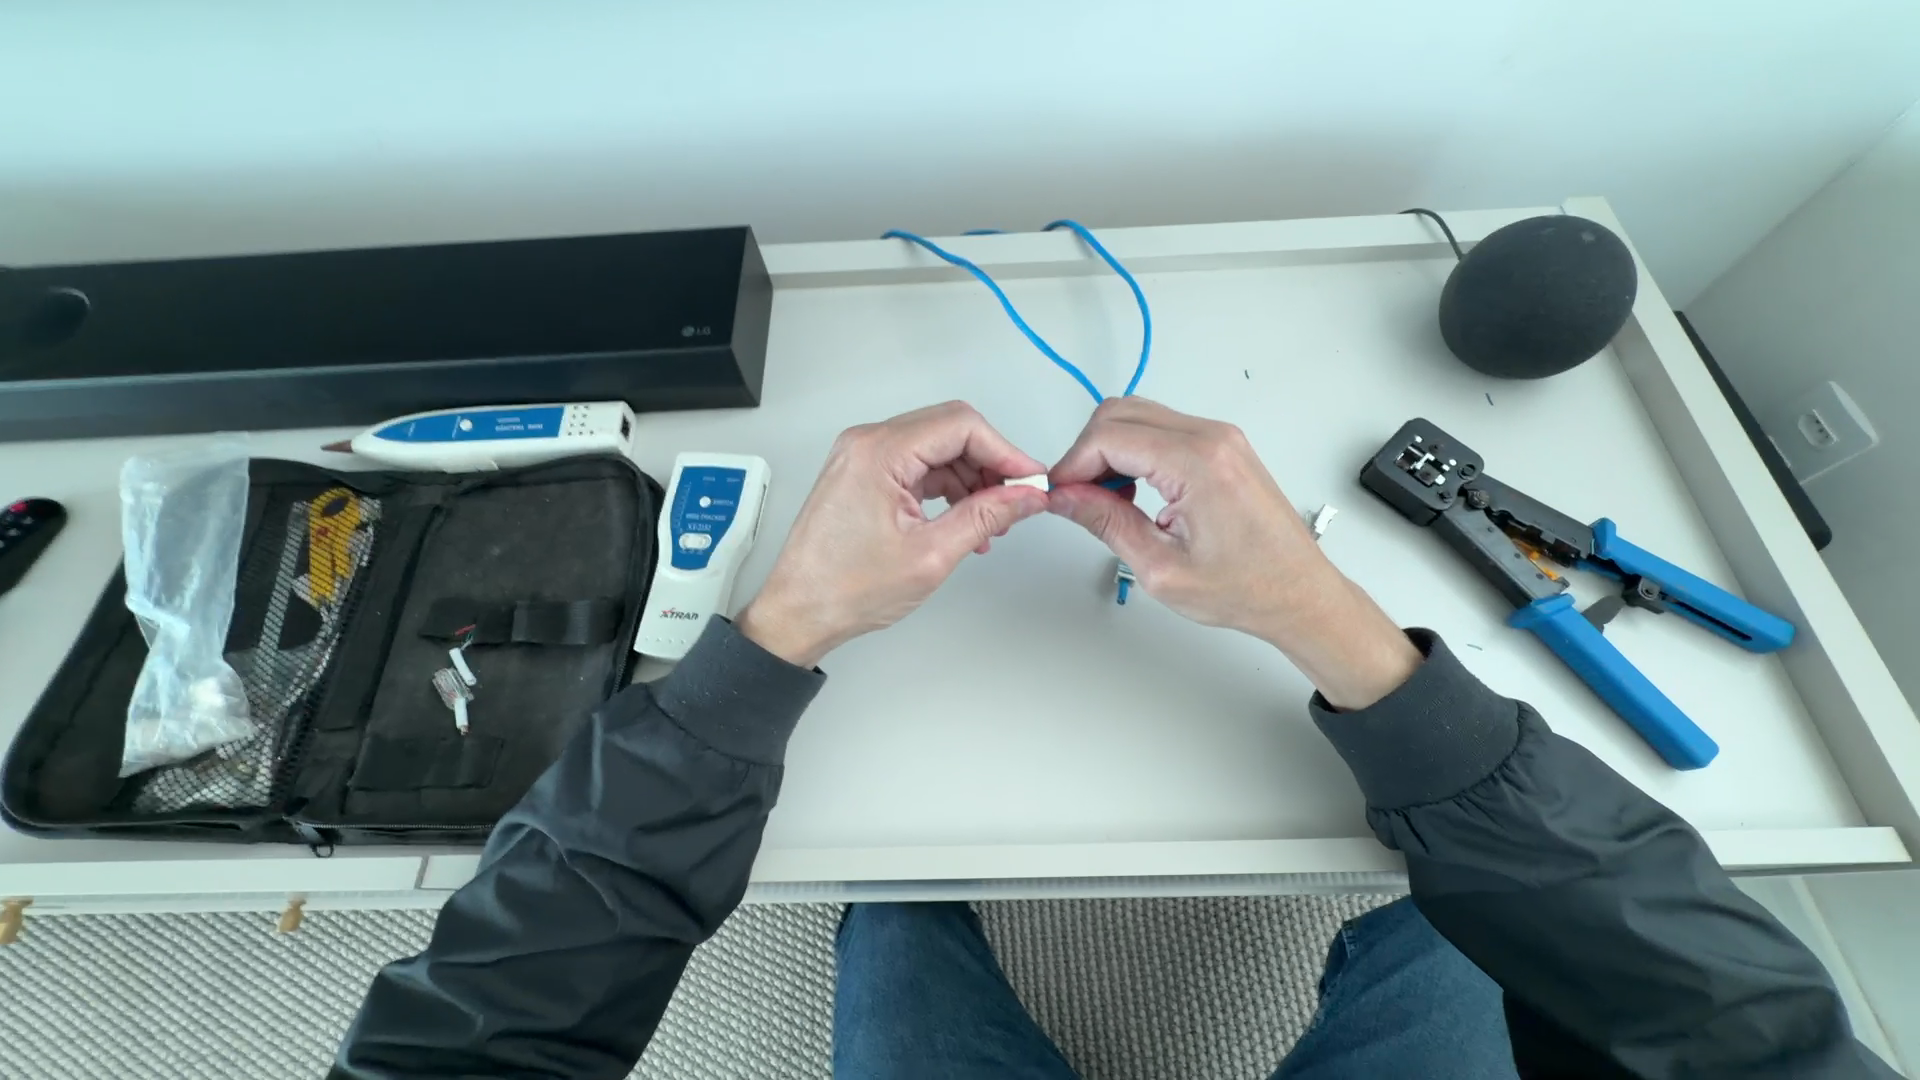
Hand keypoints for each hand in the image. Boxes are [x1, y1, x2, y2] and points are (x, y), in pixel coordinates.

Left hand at [737, 401, 1048, 667]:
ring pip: (936, 449)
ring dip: (970, 479)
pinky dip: (946, 488)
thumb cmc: (847, 589)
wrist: (799, 612)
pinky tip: (963, 521)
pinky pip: (917, 467)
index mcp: (879, 453)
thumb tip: (1026, 497)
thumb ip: (986, 517)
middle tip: (1017, 501)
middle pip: (949, 431)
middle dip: (989, 464)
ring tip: (991, 523)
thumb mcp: (932, 555)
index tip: (1030, 481)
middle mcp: (867, 443)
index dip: (1004, 451)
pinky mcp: (862, 474)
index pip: (961, 425)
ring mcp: (862, 457)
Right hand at [1047, 397, 1419, 707]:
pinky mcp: (1221, 446)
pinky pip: (1161, 430)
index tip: (1058, 494)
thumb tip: (1065, 497)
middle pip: (1120, 414)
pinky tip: (1132, 493)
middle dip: (1087, 452)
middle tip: (1077, 497)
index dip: (1073, 464)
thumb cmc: (1247, 587)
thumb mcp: (1160, 568)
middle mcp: (1211, 437)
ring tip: (1106, 500)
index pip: (1109, 436)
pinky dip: (1133, 453)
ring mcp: (1219, 438)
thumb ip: (1106, 523)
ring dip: (1109, 451)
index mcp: (1197, 463)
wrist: (1299, 593)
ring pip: (1138, 417)